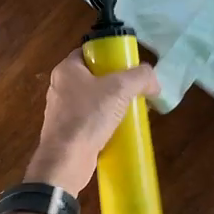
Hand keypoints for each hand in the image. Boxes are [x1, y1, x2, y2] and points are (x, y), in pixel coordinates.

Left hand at [26, 50, 157, 190]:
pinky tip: (121, 129)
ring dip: (112, 104)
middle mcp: (60, 87)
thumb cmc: (88, 117)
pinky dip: (105, 122)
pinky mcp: (67, 132)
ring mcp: (62, 111)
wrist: (66, 160)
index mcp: (66, 69)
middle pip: (94, 77)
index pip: (90, 52)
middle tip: (135, 89)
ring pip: (93, 100)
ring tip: (132, 110)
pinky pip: (90, 120)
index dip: (110, 55)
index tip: (129, 65)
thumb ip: (140, 77)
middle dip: (116, 83)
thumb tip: (153, 81)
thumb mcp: (120, 89)